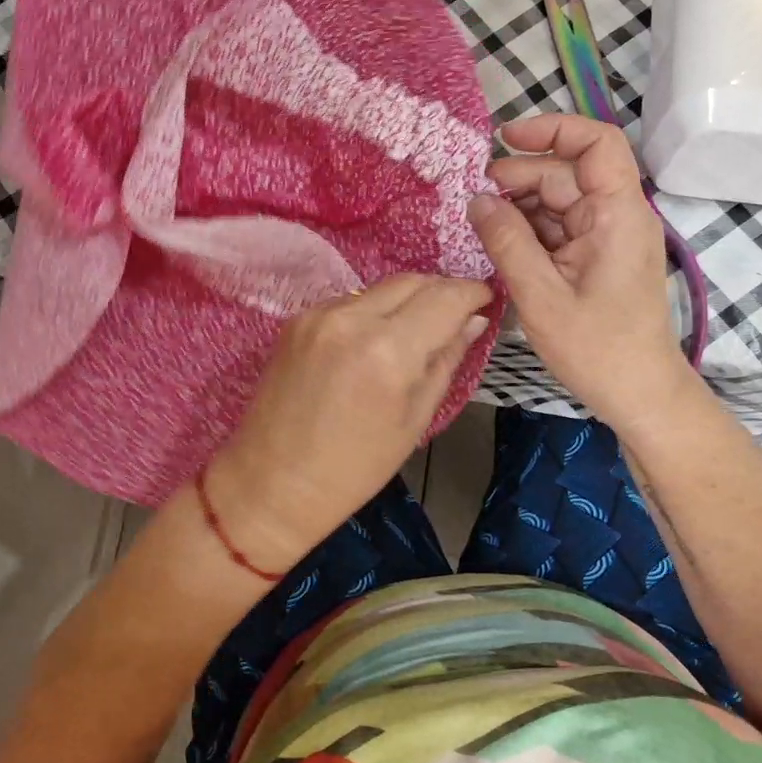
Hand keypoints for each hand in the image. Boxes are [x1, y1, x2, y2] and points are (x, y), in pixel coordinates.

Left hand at [208, 274, 493, 572]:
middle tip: (460, 313)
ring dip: (407, 299)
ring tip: (421, 328)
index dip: (473, 292)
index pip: (445, 297)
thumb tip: (473, 321)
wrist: (273, 481)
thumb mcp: (414, 421)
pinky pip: (349, 301)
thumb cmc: (353, 468)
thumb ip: (446, 361)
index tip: (488, 298)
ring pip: (379, 288)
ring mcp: (319, 314)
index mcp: (389, 351)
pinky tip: (376, 339)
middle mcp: (352, 319)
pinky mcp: (297, 320)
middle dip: (442, 291)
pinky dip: (372, 311)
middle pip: (412, 280)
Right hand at [468, 113, 691, 420]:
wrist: (639, 393)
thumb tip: (476, 199)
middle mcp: (617, 216)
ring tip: (479, 223)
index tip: (505, 138)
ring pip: (558, 202)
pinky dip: (528, 231)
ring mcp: (607, 237)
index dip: (553, 129)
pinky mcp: (596, 258)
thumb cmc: (596, 347)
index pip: (597, 143)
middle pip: (567, 173)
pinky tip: (497, 242)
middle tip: (473, 197)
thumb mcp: (541, 295)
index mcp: (618, 214)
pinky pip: (559, 229)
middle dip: (519, 177)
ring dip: (519, 206)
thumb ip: (507, 242)